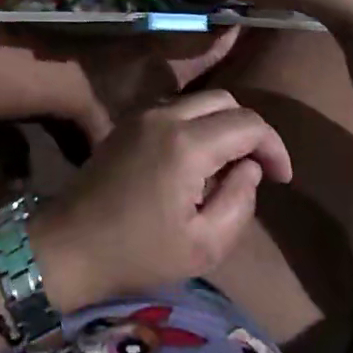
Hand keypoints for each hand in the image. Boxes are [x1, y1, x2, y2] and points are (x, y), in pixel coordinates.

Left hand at [30, 90, 292, 308]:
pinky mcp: (126, 123)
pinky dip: (196, 124)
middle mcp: (164, 116)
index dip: (274, 147)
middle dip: (250, 129)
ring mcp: (140, 115)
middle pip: (224, 100)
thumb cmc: (139, 253)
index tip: (282, 179)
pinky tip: (196, 161)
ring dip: (222, 124)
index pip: (248, 123)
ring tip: (229, 167)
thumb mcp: (204, 245)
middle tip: (258, 169)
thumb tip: (249, 167)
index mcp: (186, 143)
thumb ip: (239, 200)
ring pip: (198, 100)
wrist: (70, 244)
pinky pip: (174, 109)